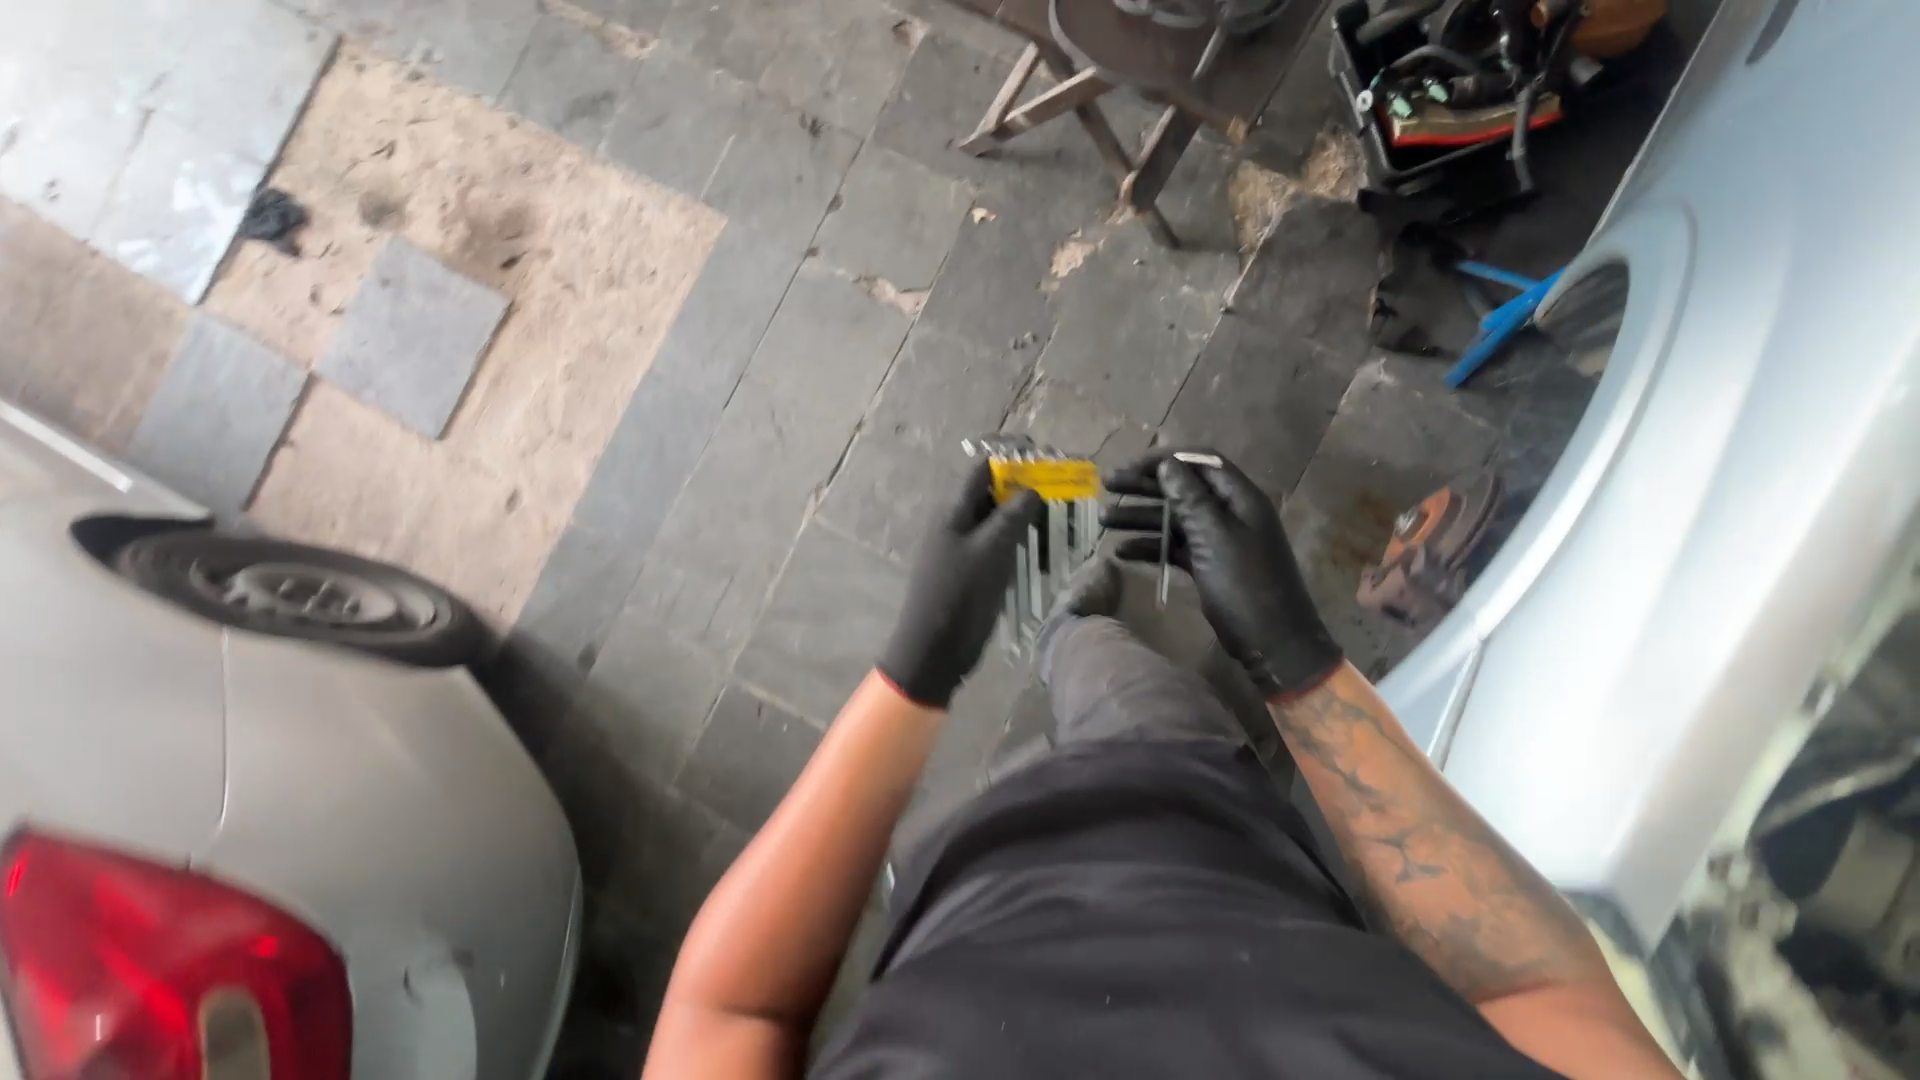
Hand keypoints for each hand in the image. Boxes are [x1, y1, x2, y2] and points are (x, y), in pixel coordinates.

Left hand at [878, 460, 1042, 707]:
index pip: (983, 468)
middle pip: (993, 493)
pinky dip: (1021, 544)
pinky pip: (999, 547)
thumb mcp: (991, 551)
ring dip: (1027, 519)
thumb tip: (1033, 489)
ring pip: (999, 521)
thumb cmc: (959, 597)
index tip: (1048, 462)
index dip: (1014, 459)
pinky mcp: (973, 572)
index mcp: (953, 510)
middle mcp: (957, 523)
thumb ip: (1012, 515)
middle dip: (1027, 490)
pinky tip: (1045, 553)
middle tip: (1064, 496)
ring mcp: (964, 548)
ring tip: (1062, 523)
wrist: (934, 651)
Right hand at [1103, 449, 1342, 698]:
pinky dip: (1151, 547)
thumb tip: (1167, 464)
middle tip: (1107, 486)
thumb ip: (1191, 499)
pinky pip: (1176, 548)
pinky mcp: (1209, 566)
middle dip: (1144, 487)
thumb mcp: (1215, 537)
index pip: (1200, 462)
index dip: (1164, 459)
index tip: (1129, 465)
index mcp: (1240, 499)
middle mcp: (1230, 513)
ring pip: (1175, 519)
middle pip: (1182, 489)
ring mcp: (1219, 541)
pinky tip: (1123, 553)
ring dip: (1141, 518)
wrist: (1273, 642)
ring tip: (1104, 522)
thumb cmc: (1246, 585)